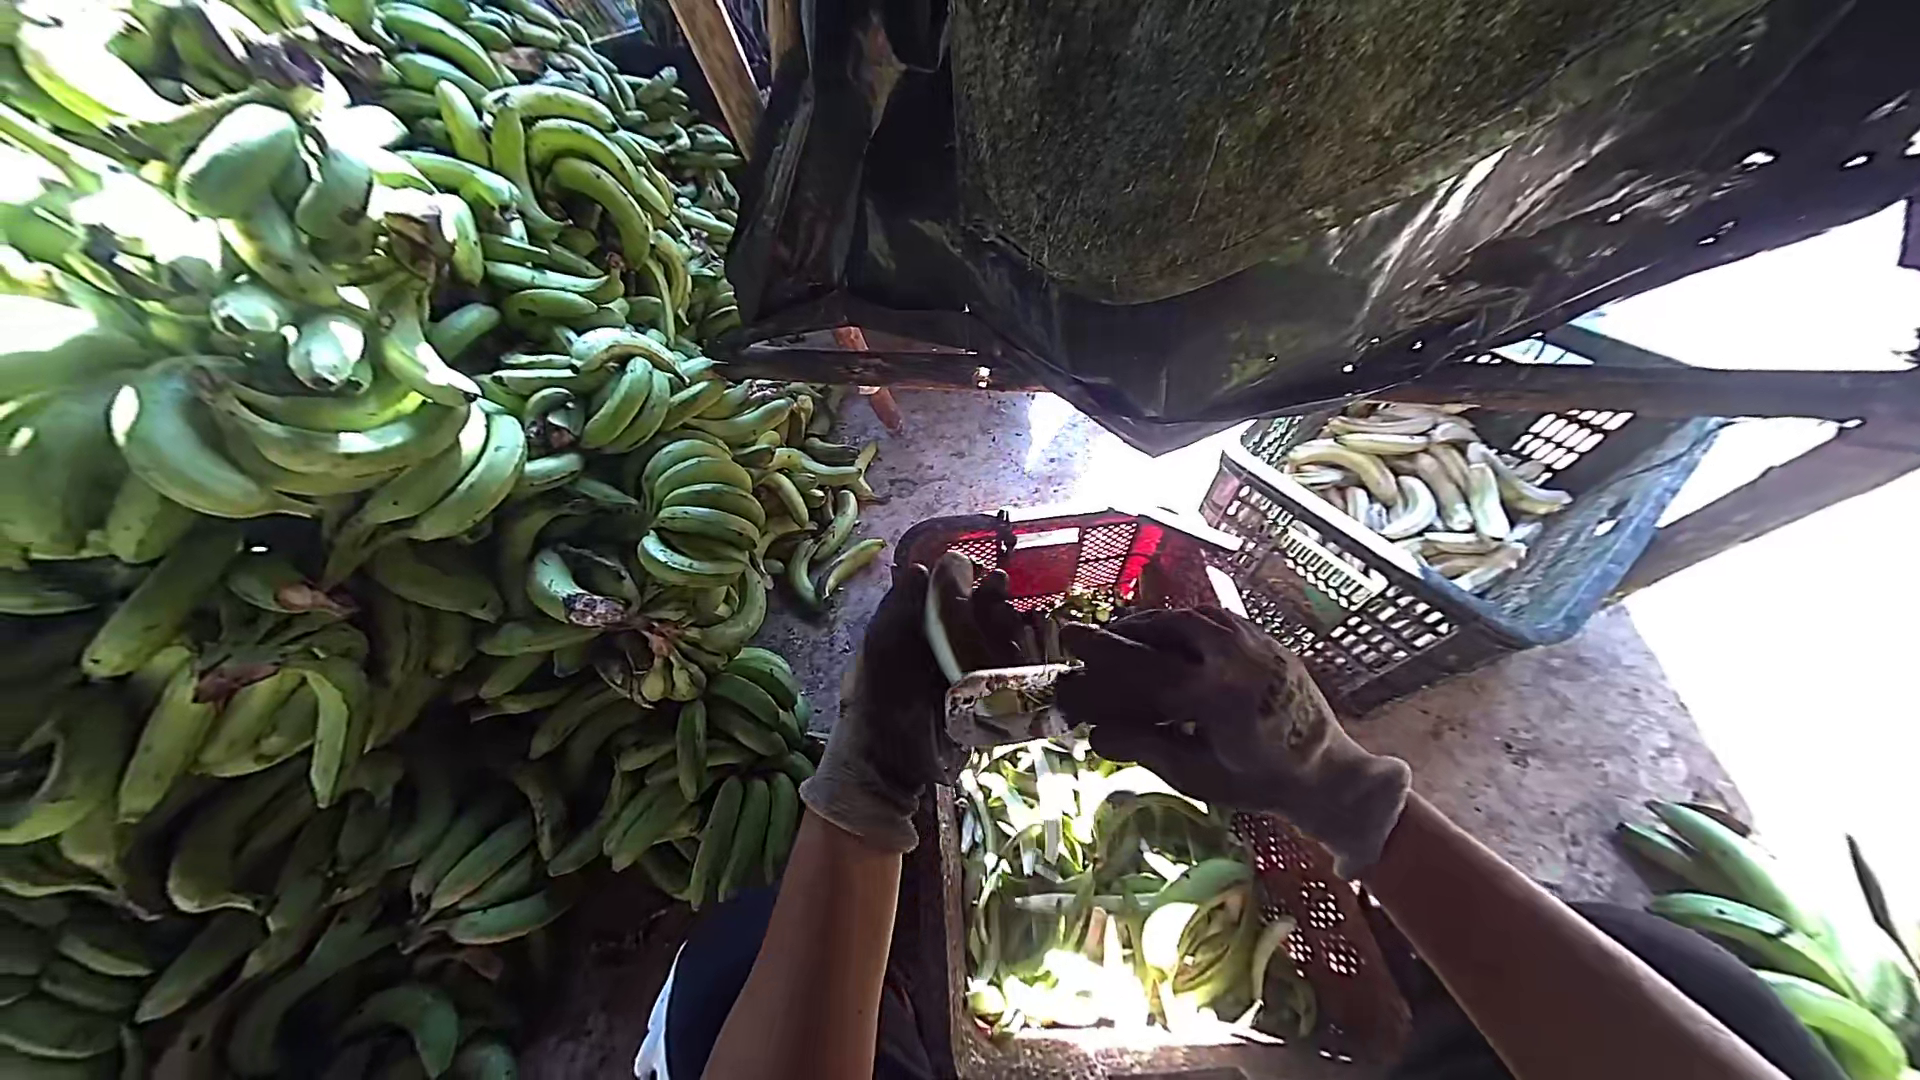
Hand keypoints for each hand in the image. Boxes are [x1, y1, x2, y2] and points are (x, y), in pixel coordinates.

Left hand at [800, 560, 1022, 851]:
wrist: (888, 769)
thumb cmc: (877, 703)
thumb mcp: (880, 651)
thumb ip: (898, 609)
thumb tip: (920, 567)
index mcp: (916, 633)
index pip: (946, 597)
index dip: (965, 581)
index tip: (981, 570)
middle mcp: (943, 650)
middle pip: (977, 616)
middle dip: (992, 601)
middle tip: (1002, 589)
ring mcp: (966, 676)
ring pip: (996, 642)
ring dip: (1008, 626)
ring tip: (1014, 618)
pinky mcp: (985, 703)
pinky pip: (1009, 676)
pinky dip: (1022, 660)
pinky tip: (1031, 648)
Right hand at [1057, 606, 1410, 876]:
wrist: (1329, 773)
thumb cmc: (1258, 782)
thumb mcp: (1197, 777)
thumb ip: (1144, 748)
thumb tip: (1095, 733)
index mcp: (1216, 696)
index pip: (1143, 666)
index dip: (1101, 650)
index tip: (1070, 635)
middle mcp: (1234, 657)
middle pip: (1162, 627)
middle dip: (1123, 630)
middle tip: (1098, 637)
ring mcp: (1253, 641)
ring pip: (1187, 615)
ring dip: (1152, 623)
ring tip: (1129, 635)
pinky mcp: (1265, 637)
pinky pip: (1212, 616)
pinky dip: (1182, 621)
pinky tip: (1170, 635)